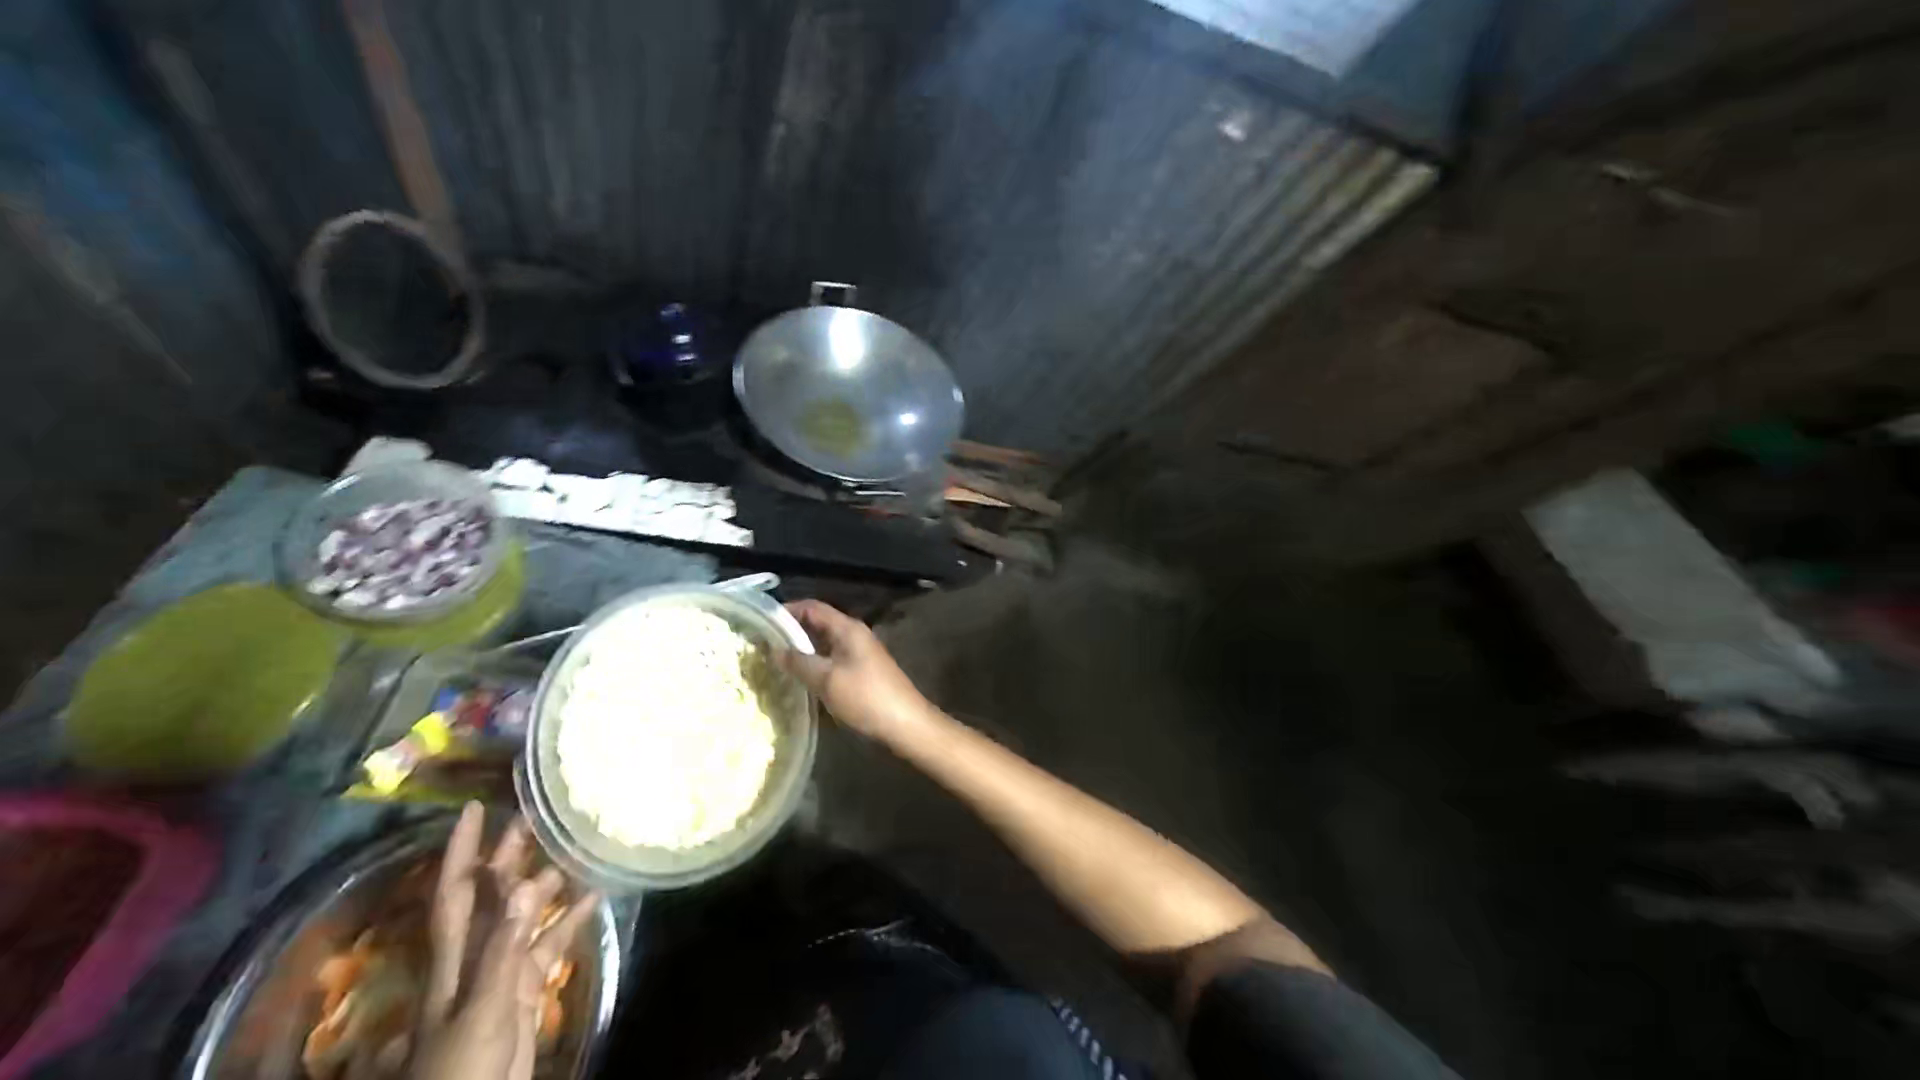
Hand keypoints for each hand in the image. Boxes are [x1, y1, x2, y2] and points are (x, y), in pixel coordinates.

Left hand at [414, 803, 598, 1079]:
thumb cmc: (460, 1064)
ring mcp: (501, 971)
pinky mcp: (524, 988)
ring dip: (547, 881)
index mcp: (455, 955)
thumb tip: (525, 886)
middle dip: (509, 852)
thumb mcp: (481, 1007)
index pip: (454, 891)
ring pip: (525, 914)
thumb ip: (504, 948)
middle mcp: (476, 953)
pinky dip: (570, 919)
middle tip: (536, 812)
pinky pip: (549, 943)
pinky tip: (596, 897)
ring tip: (576, 845)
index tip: (473, 808)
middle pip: (492, 893)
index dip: (459, 850)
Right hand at [778, 600, 938, 744]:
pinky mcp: (862, 672)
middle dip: (791, 632)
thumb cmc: (866, 697)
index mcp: (847, 628)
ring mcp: (859, 653)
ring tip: (774, 661)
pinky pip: (832, 660)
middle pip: (818, 624)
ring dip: (802, 650)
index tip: (761, 621)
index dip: (787, 610)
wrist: (905, 723)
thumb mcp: (827, 679)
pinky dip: (815, 664)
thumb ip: (799, 662)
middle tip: (762, 644)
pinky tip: (800, 678)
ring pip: (824, 644)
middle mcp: (854, 635)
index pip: (812, 607)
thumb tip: (775, 649)